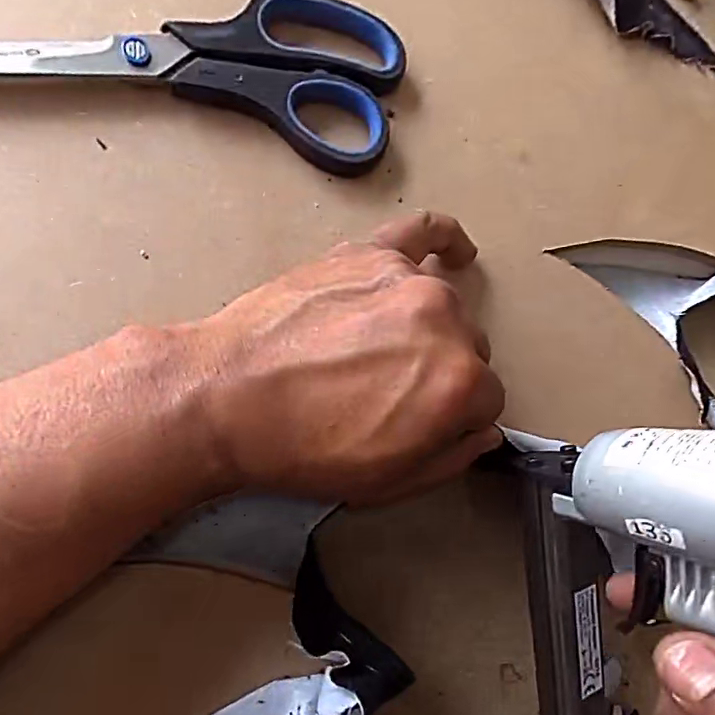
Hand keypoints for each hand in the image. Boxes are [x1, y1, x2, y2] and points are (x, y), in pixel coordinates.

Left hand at [181, 211, 504, 503]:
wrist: (227, 400)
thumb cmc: (301, 449)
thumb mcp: (387, 482)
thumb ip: (450, 459)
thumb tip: (482, 434)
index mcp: (458, 385)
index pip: (487, 400)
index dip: (457, 419)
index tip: (429, 425)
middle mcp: (445, 322)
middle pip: (468, 350)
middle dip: (442, 376)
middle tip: (391, 396)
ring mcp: (405, 280)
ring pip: (445, 306)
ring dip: (428, 330)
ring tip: (385, 354)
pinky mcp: (366, 255)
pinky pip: (421, 232)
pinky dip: (444, 240)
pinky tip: (454, 252)